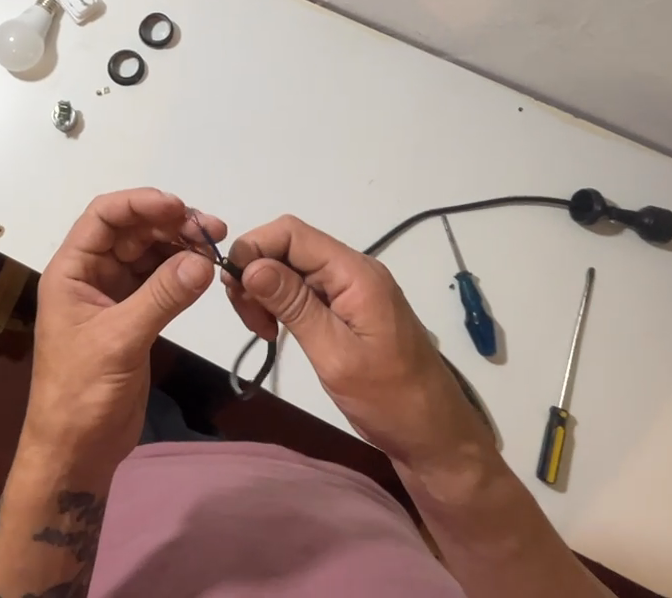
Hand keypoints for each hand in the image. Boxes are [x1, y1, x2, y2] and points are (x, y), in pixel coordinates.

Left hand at [22, 189, 222, 469]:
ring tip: (215, 248)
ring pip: (148, 254)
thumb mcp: (119, 340)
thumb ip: (161, 297)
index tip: (179, 207)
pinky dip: (181, 273)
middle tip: (213, 231)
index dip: (139, 203)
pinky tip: (205, 271)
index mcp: (71, 269)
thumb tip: (203, 260)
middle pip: (131, 231)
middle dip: (169, 224)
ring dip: (179, 246)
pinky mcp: (132, 316)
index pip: (104, 216)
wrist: (75, 450)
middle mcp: (90, 274)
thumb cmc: (80, 392)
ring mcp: (112, 294)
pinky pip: (158, 281)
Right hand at [224, 215, 491, 472]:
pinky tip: (275, 330)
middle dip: (255, 272)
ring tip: (262, 329)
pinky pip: (302, 288)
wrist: (436, 440)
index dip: (254, 249)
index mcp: (355, 273)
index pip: (291, 233)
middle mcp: (352, 270)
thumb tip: (250, 265)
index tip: (236, 291)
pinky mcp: (346, 307)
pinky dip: (280, 303)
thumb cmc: (390, 401)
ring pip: (290, 266)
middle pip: (287, 246)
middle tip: (250, 319)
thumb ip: (293, 305)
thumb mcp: (335, 355)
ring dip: (264, 290)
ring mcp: (350, 288)